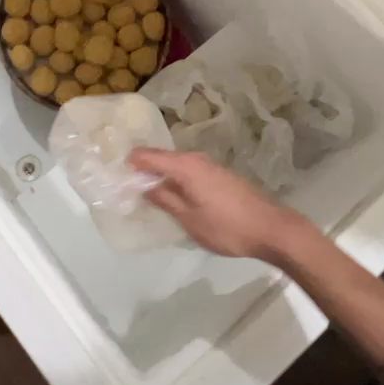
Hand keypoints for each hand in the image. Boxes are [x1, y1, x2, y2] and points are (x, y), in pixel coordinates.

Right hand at [129, 148, 312, 261]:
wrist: (271, 229)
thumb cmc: (227, 226)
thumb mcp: (189, 219)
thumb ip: (165, 199)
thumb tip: (143, 186)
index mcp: (185, 166)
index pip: (147, 156)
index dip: (129, 162)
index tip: (112, 172)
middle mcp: (196, 159)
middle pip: (161, 158)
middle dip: (143, 169)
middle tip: (124, 185)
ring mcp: (210, 166)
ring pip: (176, 166)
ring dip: (160, 176)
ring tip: (144, 192)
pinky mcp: (219, 176)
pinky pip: (189, 172)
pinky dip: (176, 180)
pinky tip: (172, 196)